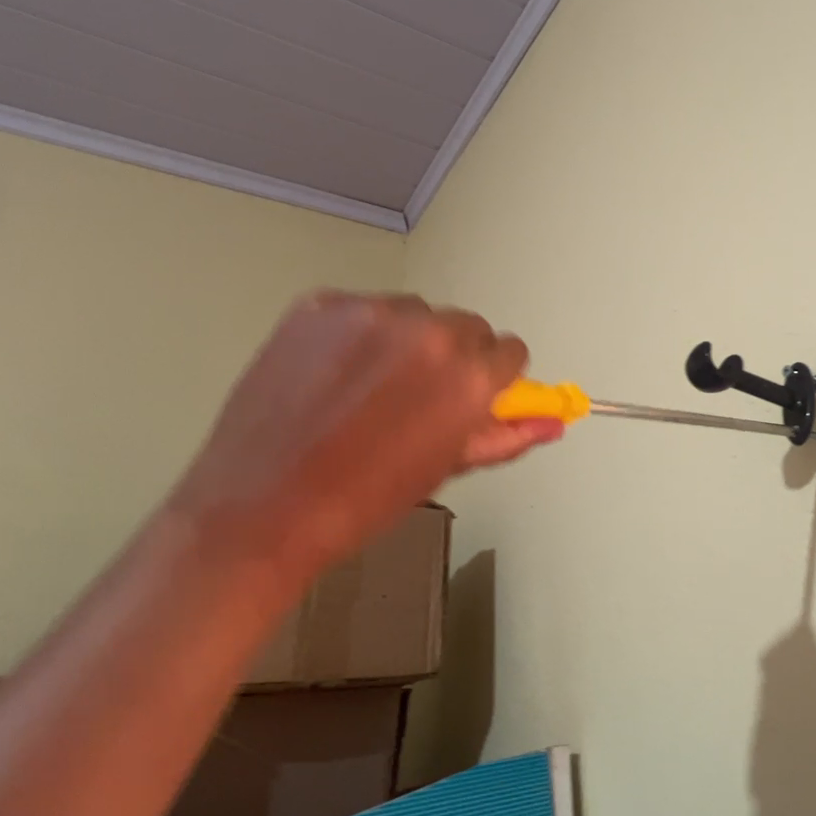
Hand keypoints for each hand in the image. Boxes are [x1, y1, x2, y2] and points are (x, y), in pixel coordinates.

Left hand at [171, 292, 563, 574]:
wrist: (259, 510)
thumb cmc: (366, 501)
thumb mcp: (446, 467)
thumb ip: (506, 435)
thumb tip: (555, 420)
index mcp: (469, 375)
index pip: (510, 351)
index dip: (491, 379)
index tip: (464, 402)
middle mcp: (429, 330)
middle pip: (464, 326)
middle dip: (451, 357)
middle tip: (411, 400)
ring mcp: (369, 312)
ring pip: (413, 314)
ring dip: (404, 341)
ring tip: (364, 390)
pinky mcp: (319, 305)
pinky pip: (360, 309)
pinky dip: (354, 334)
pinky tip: (329, 375)